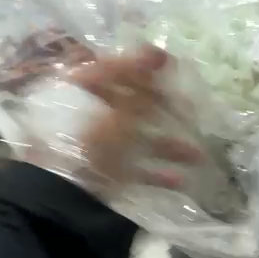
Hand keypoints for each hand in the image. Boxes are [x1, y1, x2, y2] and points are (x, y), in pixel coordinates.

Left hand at [45, 46, 202, 191]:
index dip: (141, 66)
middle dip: (164, 110)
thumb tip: (157, 51)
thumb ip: (138, 86)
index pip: (109, 70)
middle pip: (128, 106)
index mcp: (74, 94)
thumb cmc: (85, 150)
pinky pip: (133, 168)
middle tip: (191, 110)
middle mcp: (81, 117)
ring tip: (197, 155)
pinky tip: (181, 179)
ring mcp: (91, 147)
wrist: (61, 205)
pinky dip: (157, 172)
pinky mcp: (101, 175)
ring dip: (168, 145)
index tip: (172, 65)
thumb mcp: (114, 116)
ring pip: (135, 139)